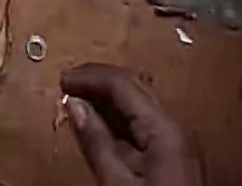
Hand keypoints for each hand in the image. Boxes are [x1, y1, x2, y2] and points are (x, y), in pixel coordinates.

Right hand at [62, 64, 201, 185]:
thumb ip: (96, 142)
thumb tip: (75, 105)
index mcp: (164, 130)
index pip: (121, 84)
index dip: (88, 77)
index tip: (63, 80)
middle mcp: (175, 130)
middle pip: (132, 90)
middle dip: (98, 84)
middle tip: (69, 87)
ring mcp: (179, 147)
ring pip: (138, 109)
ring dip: (107, 103)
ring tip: (79, 105)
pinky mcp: (178, 164)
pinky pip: (145, 130)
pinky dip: (120, 124)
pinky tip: (101, 131)